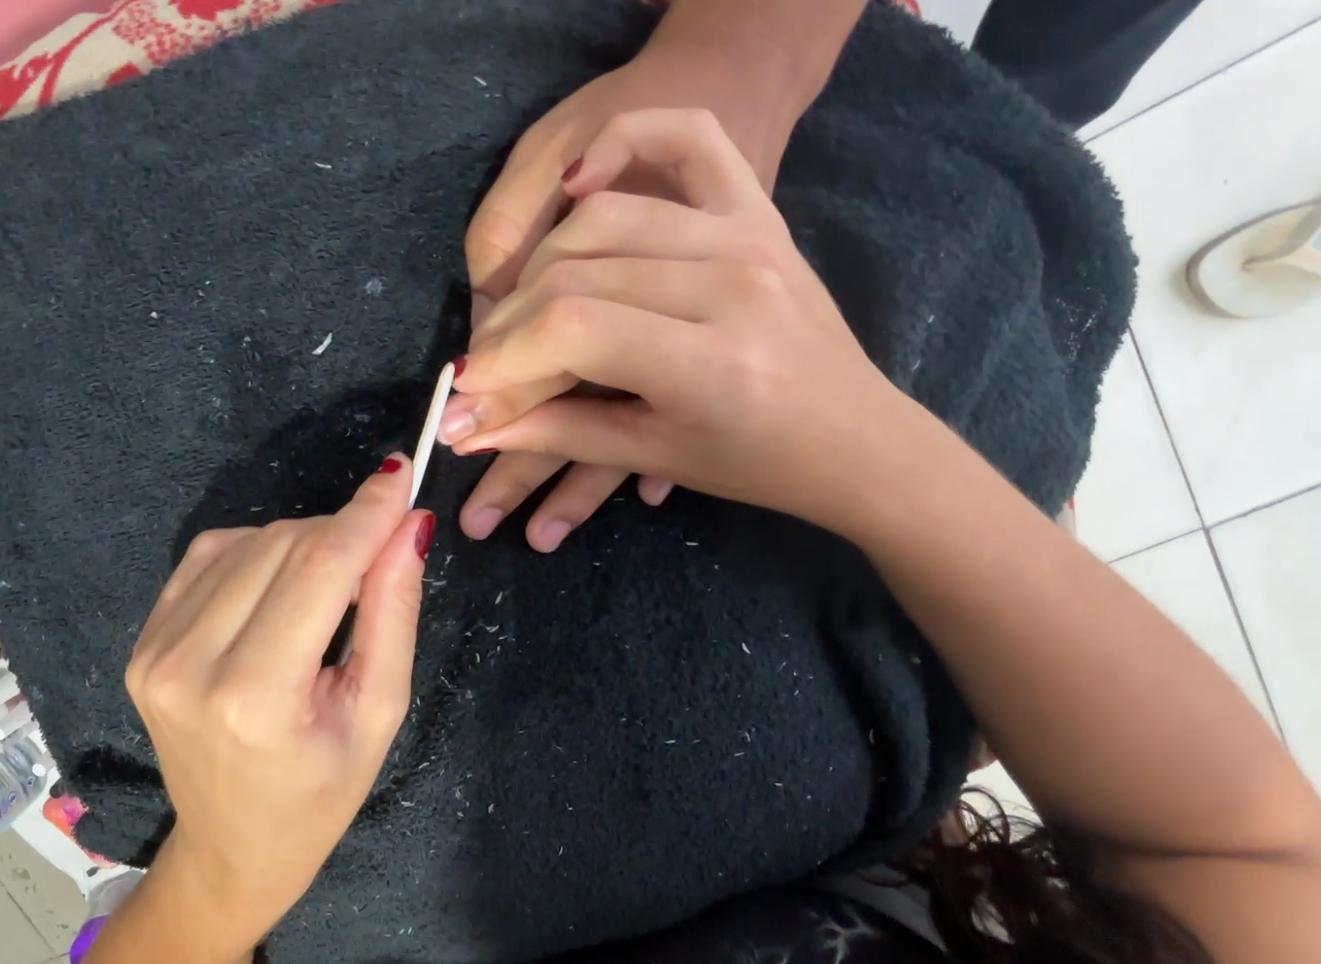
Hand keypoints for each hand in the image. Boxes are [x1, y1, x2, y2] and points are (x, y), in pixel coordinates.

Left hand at [125, 456, 432, 943]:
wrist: (231, 849)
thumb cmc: (319, 797)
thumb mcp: (378, 714)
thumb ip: (392, 614)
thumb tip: (408, 525)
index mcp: (256, 697)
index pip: (318, 569)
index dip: (365, 514)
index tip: (402, 475)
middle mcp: (191, 663)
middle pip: (281, 545)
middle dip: (341, 530)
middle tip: (381, 550)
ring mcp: (155, 650)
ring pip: (244, 542)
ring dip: (301, 542)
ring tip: (332, 586)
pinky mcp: (143, 641)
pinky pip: (208, 558)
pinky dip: (256, 552)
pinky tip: (281, 584)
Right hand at [454, 23, 809, 549]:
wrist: (859, 435)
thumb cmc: (758, 463)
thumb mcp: (654, 456)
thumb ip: (554, 432)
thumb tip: (464, 424)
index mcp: (711, 362)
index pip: (571, 329)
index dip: (501, 357)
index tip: (462, 391)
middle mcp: (730, 282)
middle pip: (574, 274)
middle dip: (507, 328)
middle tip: (481, 369)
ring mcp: (747, 234)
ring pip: (602, 220)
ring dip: (540, 268)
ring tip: (519, 317)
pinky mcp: (756, 210)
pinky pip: (685, 142)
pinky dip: (622, 145)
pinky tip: (576, 181)